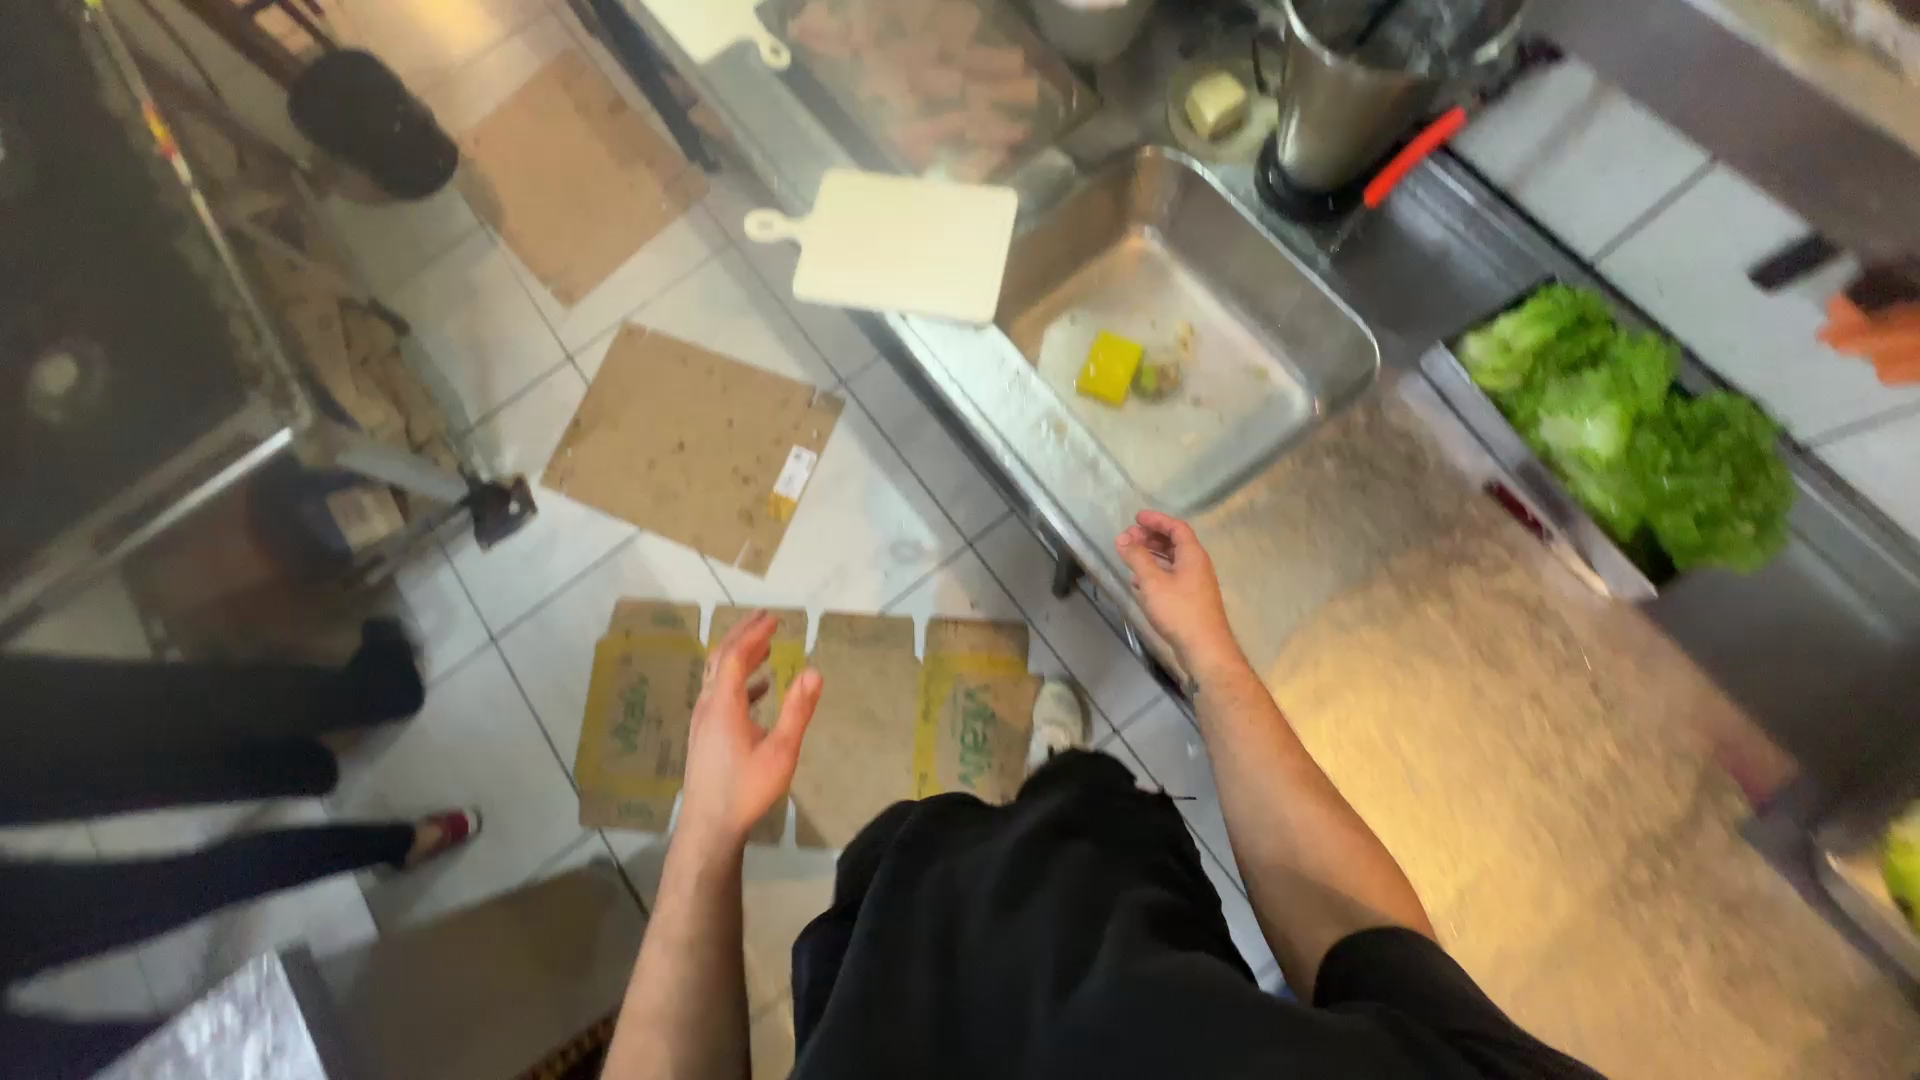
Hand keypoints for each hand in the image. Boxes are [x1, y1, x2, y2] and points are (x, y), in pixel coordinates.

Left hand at [678, 611, 822, 851]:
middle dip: (742, 635)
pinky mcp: (705, 735)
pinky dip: (740, 682)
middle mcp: (707, 706)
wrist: (709, 827)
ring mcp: (703, 721)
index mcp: (723, 704)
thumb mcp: (781, 750)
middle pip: (720, 659)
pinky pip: (720, 694)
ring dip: (740, 657)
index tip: (775, 618)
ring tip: (765, 647)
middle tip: (766, 619)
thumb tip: (815, 671)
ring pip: (717, 677)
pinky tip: (761, 688)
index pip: (735, 655)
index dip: (754, 634)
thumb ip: (797, 709)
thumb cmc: (746, 789)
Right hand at [1115, 510, 1236, 672]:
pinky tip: (1139, 582)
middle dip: (1152, 537)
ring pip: (1173, 561)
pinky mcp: (1191, 600)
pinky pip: (1172, 576)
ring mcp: (1196, 584)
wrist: (1204, 648)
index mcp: (1193, 555)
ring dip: (1152, 555)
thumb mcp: (1152, 581)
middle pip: (1175, 542)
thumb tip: (1122, 538)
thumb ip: (1136, 557)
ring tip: (1131, 556)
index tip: (1136, 518)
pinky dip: (1156, 572)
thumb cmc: (1179, 610)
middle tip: (1129, 537)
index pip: (1176, 527)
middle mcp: (1198, 565)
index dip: (1157, 520)